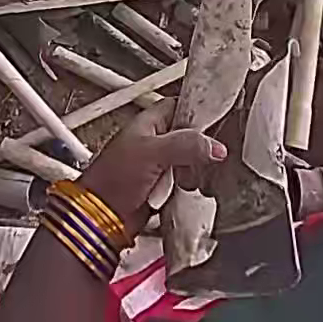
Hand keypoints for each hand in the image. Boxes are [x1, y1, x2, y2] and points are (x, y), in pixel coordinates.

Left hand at [77, 105, 225, 239]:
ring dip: (196, 171)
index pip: (179, 106)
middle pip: (190, 135)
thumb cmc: (113, 178)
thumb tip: (215, 146)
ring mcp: (159, 164)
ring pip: (191, 160)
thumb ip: (184, 145)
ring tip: (189, 178)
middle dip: (201, 147)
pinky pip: (187, 182)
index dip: (198, 110)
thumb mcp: (151, 153)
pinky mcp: (164, 186)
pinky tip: (191, 191)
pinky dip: (192, 186)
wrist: (103, 215)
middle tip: (205, 157)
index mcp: (148, 123)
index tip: (219, 119)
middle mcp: (155, 141)